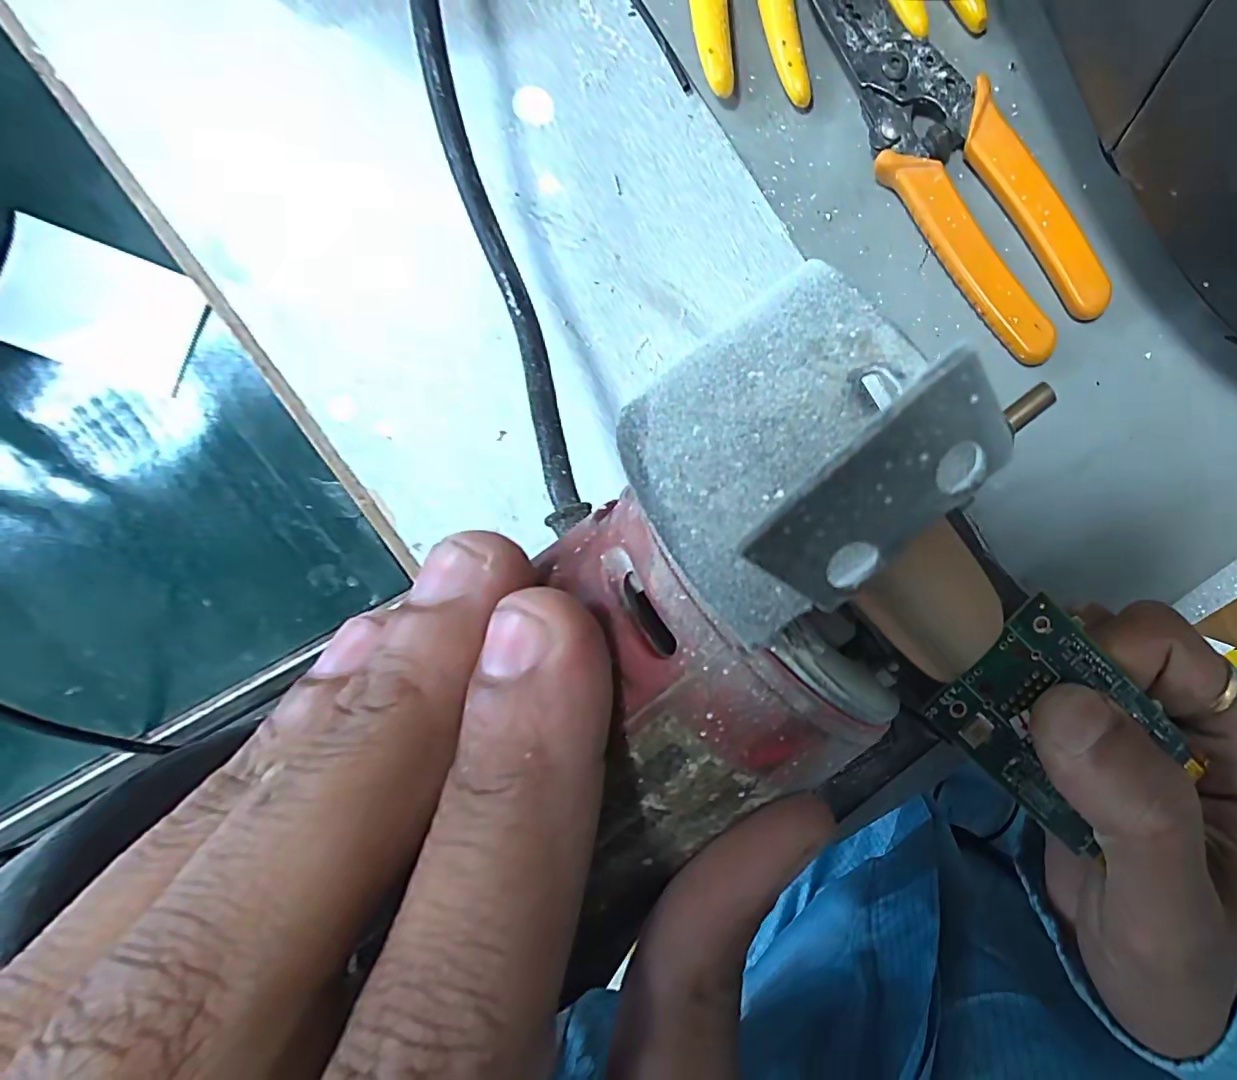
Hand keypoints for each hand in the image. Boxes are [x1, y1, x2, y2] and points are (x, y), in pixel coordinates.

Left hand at [0, 532, 831, 1077]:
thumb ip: (690, 989)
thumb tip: (787, 819)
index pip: (448, 989)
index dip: (509, 792)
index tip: (553, 628)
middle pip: (262, 940)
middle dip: (395, 719)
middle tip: (482, 575)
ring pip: (151, 919)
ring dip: (311, 737)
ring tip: (412, 613)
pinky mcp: (45, 1068)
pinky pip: (104, 928)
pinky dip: (227, 800)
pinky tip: (322, 706)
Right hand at [1029, 602, 1236, 1059]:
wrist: (1141, 998)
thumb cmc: (1173, 966)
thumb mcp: (1164, 907)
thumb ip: (1135, 809)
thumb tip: (1066, 702)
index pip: (1173, 651)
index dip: (1109, 660)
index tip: (1054, 708)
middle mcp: (1202, 720)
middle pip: (1126, 641)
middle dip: (1069, 665)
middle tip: (1025, 713)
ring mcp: (1148, 726)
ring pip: (1087, 655)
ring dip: (1041, 677)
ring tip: (1015, 722)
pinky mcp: (1102, 741)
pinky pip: (1059, 690)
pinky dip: (1025, 698)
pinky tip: (1008, 729)